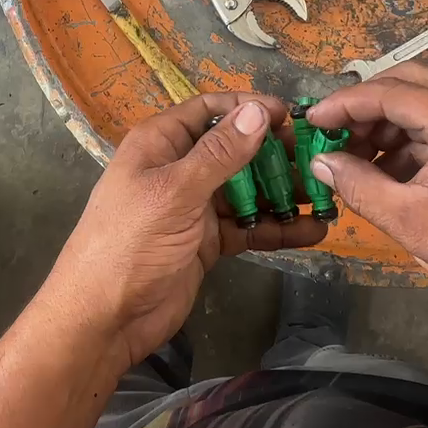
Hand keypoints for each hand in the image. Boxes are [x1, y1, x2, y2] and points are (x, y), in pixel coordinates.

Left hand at [34, 94, 326, 369]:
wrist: (103, 320)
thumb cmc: (131, 241)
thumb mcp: (175, 191)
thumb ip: (219, 153)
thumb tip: (258, 112)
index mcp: (162, 143)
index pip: (210, 110)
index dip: (248, 107)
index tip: (289, 114)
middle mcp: (179, 168)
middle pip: (234, 148)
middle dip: (273, 152)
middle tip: (316, 158)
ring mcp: (194, 206)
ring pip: (245, 189)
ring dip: (281, 191)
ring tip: (324, 195)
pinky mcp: (206, 241)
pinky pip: (247, 227)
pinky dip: (276, 228)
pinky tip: (311, 230)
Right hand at [306, 64, 427, 339]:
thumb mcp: (414, 224)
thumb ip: (361, 186)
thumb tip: (319, 162)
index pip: (391, 92)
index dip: (345, 103)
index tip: (312, 120)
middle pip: (409, 83)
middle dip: (366, 107)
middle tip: (333, 135)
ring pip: (426, 101)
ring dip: (388, 124)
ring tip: (356, 159)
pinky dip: (412, 139)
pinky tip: (389, 170)